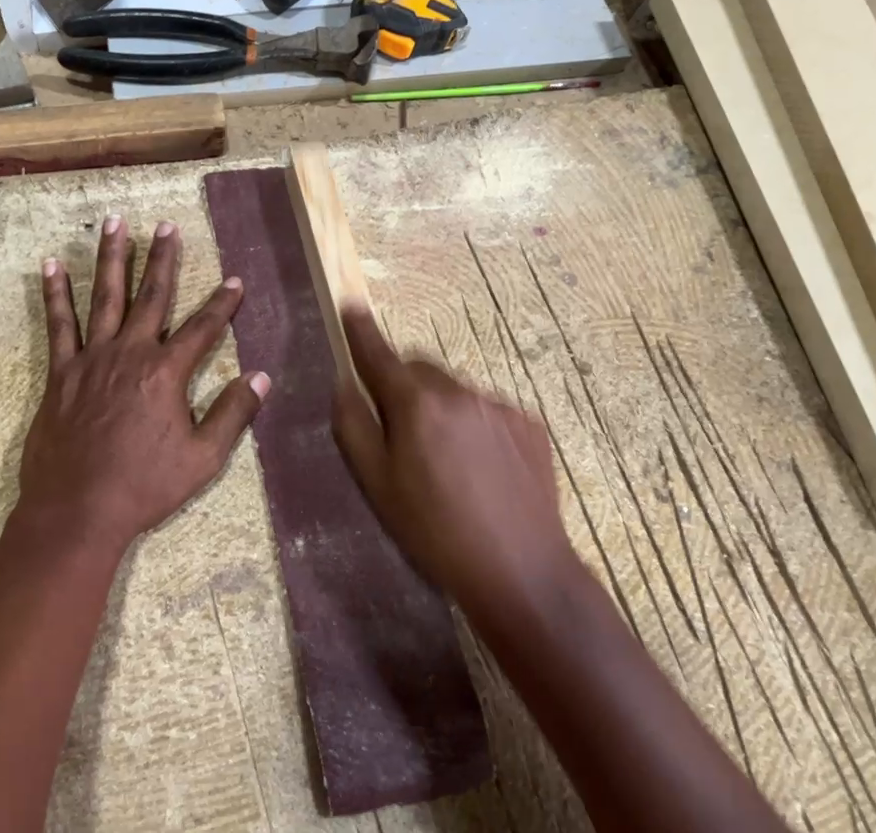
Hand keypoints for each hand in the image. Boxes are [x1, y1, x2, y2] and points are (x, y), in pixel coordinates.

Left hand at [16, 215, 269, 551]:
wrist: (78, 508)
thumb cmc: (144, 486)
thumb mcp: (202, 458)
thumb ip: (232, 414)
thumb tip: (261, 378)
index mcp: (166, 374)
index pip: (202, 328)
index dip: (222, 303)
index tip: (235, 280)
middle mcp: (130, 354)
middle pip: (151, 297)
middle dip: (163, 260)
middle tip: (167, 226)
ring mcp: (91, 359)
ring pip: (104, 297)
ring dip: (112, 258)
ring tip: (115, 223)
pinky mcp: (61, 372)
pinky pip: (58, 324)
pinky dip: (55, 293)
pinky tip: (51, 265)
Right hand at [331, 305, 573, 607]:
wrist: (519, 570)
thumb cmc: (433, 531)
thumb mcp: (376, 484)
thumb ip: (353, 426)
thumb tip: (344, 385)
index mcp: (417, 404)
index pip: (380, 354)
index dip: (361, 330)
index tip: (350, 305)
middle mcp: (460, 392)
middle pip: (419, 370)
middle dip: (402, 387)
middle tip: (399, 436)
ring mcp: (501, 406)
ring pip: (454, 391)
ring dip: (439, 409)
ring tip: (444, 464)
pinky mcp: (530, 425)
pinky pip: (487, 410)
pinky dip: (472, 426)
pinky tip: (478, 471)